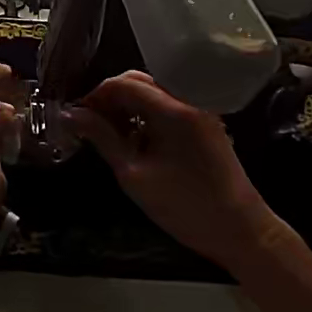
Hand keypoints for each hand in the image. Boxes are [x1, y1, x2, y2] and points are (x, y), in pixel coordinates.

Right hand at [65, 71, 287, 270]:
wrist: (240, 229)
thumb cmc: (185, 207)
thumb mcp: (134, 175)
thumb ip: (102, 138)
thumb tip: (71, 114)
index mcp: (173, 109)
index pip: (124, 83)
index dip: (96, 95)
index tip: (76, 116)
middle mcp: (188, 99)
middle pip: (139, 82)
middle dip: (110, 98)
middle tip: (89, 125)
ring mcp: (199, 109)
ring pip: (153, 92)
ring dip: (127, 106)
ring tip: (108, 133)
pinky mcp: (203, 122)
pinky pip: (167, 105)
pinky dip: (146, 114)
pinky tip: (134, 138)